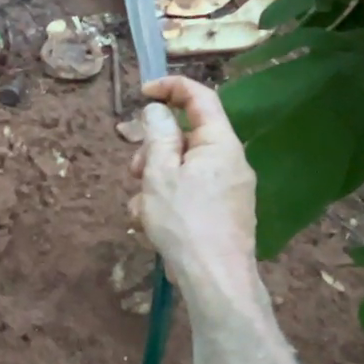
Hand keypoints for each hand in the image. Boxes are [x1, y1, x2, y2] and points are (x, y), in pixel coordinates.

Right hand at [130, 76, 259, 298]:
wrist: (213, 275)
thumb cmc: (184, 220)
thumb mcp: (159, 174)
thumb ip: (156, 137)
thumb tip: (156, 111)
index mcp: (220, 144)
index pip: (200, 98)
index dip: (170, 88)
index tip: (142, 94)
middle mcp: (228, 161)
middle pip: (184, 138)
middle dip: (152, 150)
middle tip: (134, 170)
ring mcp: (226, 187)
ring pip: (180, 168)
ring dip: (152, 181)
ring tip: (140, 207)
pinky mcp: (219, 210)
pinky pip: (186, 192)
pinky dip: (164, 201)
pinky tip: (150, 223)